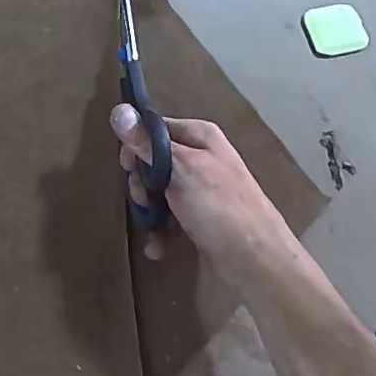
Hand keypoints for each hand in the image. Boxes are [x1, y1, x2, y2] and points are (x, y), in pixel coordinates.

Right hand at [111, 104, 297, 278]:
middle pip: (154, 162)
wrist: (257, 263)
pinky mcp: (200, 220)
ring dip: (149, 211)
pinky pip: (170, 218)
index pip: (155, 129)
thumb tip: (118, 111)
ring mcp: (201, 191)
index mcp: (200, 137)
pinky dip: (161, 232)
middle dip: (142, 183)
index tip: (127, 168)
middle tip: (143, 200)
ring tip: (151, 227)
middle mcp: (201, 158)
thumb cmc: (220, 208)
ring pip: (159, 192)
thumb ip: (147, 144)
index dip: (137, 146)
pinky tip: (158, 247)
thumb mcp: (181, 169)